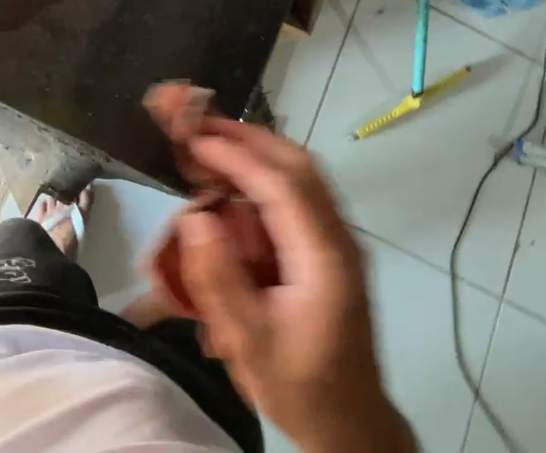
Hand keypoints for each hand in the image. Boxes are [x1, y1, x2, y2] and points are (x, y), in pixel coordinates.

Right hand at [176, 120, 413, 452]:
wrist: (353, 423)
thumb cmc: (303, 387)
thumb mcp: (251, 346)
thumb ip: (220, 282)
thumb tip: (193, 221)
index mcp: (325, 258)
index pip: (281, 186)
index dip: (236, 157)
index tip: (194, 138)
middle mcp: (338, 236)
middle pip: (298, 165)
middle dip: (248, 137)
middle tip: (199, 122)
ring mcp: (338, 240)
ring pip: (302, 174)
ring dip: (257, 151)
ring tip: (210, 142)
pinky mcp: (329, 248)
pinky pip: (298, 195)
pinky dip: (264, 175)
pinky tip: (233, 182)